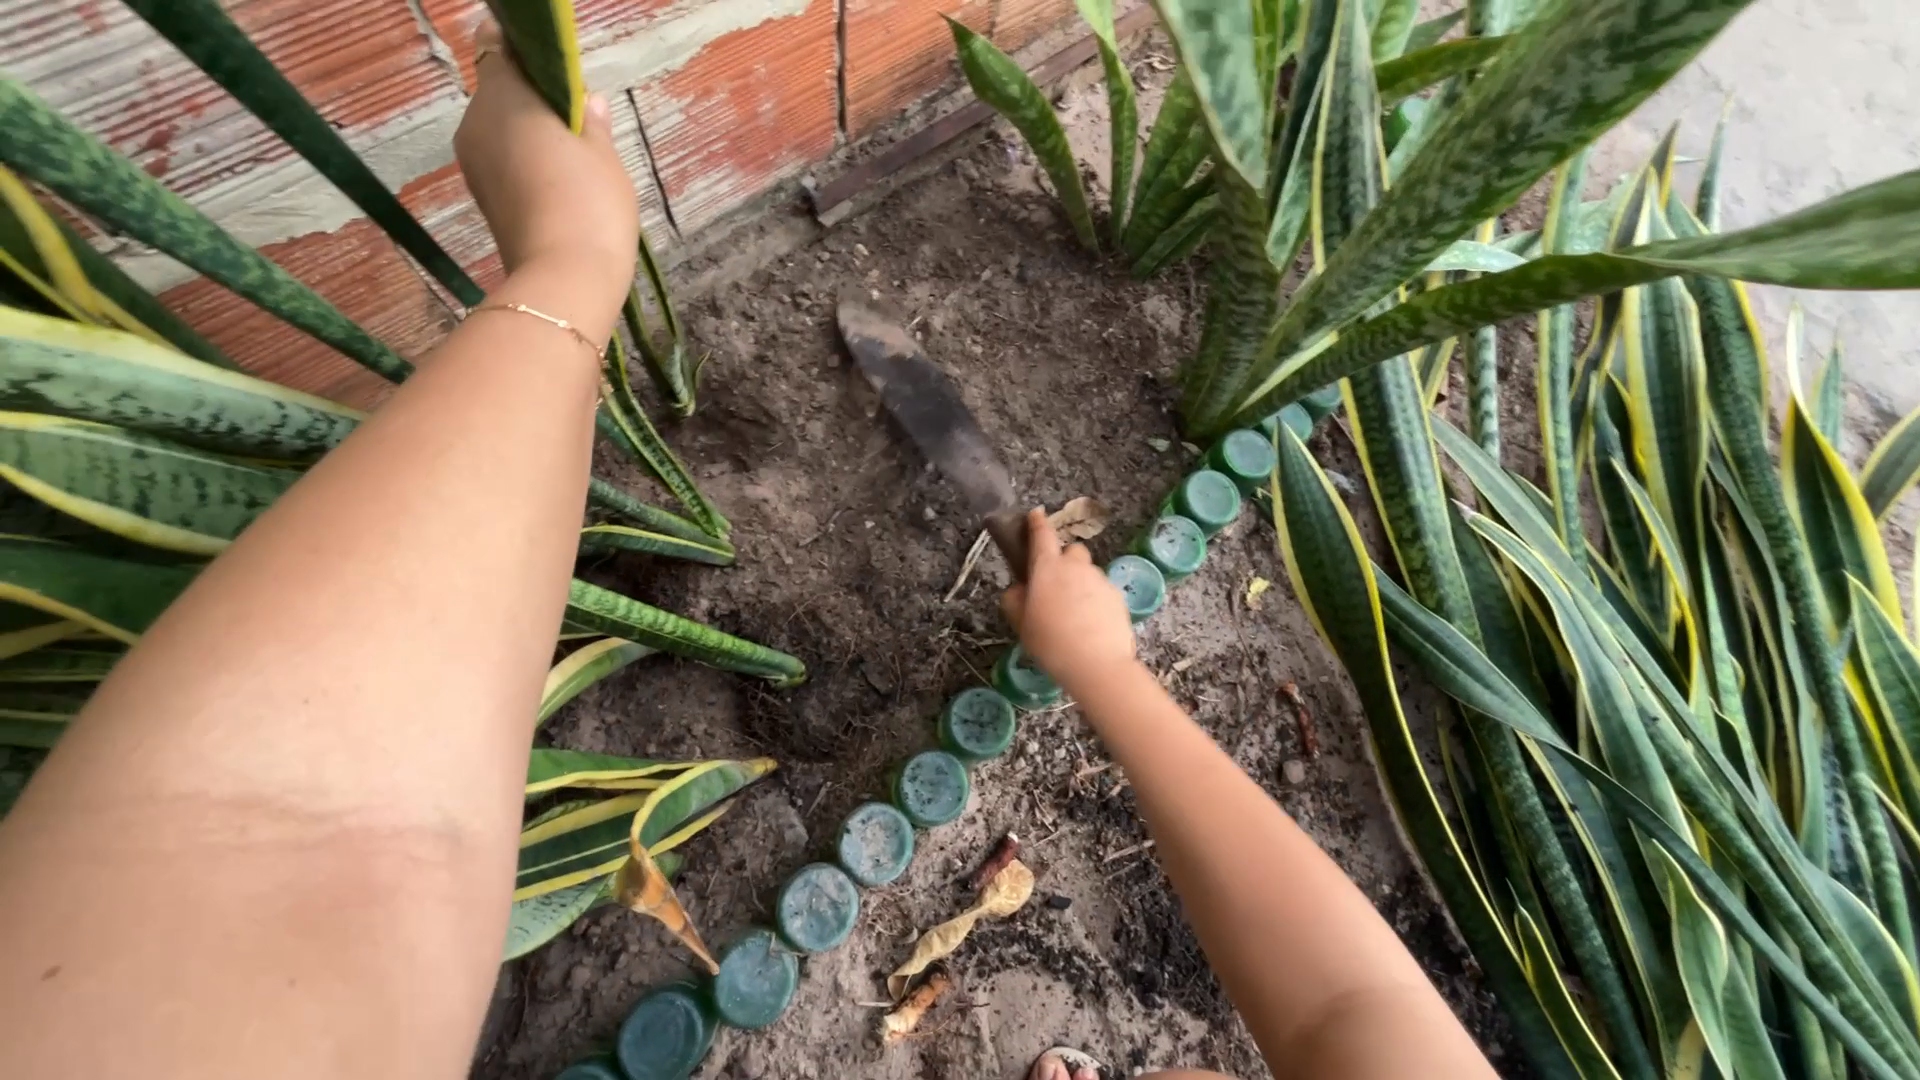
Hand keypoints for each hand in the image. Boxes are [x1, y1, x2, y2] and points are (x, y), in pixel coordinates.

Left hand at [453, 22, 638, 319]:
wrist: (567, 277)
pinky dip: (524, 167)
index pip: (498, 45)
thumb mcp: (606, 158)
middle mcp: (477, 119)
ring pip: (501, 131)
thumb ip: (592, 124)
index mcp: (506, 94)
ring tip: (572, 164)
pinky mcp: (482, 197)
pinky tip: (557, 189)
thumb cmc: (591, 205)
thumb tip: (588, 101)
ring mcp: (473, 161)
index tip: (557, 70)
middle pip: (501, 92)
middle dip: (533, 101)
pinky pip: (502, 164)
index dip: (525, 51)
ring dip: (530, 137)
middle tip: (577, 125)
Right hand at [999, 508, 1136, 692]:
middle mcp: (1075, 567)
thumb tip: (1018, 589)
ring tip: (1074, 614)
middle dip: (1064, 561)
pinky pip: (1102, 591)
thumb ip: (1015, 600)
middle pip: (1071, 551)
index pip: (1042, 535)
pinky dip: (1095, 601)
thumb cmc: (1050, 642)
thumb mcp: (1021, 624)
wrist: (1097, 664)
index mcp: (1047, 568)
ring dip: (1080, 584)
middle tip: (1056, 586)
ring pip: (1088, 572)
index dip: (1036, 522)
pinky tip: (1091, 625)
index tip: (1035, 514)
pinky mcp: (1118, 596)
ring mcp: (1100, 580)